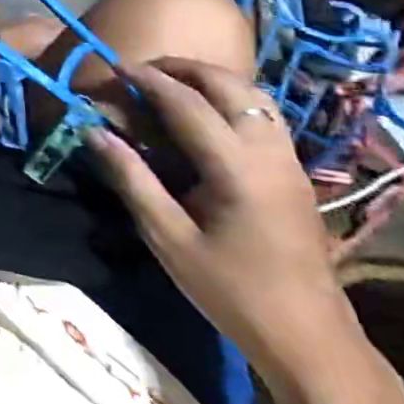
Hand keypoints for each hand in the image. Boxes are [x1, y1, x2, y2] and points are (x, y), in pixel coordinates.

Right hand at [86, 59, 355, 382]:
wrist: (308, 336)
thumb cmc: (231, 291)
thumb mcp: (169, 239)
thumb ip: (132, 179)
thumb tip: (95, 133)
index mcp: (235, 166)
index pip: (186, 103)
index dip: (149, 80)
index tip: (117, 67)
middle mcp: (267, 149)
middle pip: (226, 83)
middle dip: (182, 67)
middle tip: (143, 71)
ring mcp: (288, 157)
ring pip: (252, 92)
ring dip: (210, 78)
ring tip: (173, 83)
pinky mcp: (295, 168)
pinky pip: (263, 112)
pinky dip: (231, 96)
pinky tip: (208, 114)